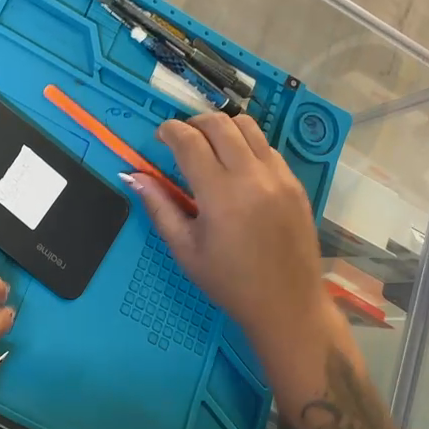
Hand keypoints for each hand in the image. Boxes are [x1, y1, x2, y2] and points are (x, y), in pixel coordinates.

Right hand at [128, 113, 327, 338]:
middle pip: (219, 123)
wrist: (288, 305)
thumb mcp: (185, 249)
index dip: (169, 131)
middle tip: (181, 141)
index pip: (189, 140)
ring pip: (248, 126)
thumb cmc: (229, 282)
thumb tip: (133, 176)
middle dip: (193, 124)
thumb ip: (158, 207)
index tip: (159, 137)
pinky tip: (237, 167)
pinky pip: (267, 146)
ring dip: (222, 128)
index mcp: (220, 194)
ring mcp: (278, 176)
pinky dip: (246, 145)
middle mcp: (251, 176)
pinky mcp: (295, 183)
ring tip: (210, 146)